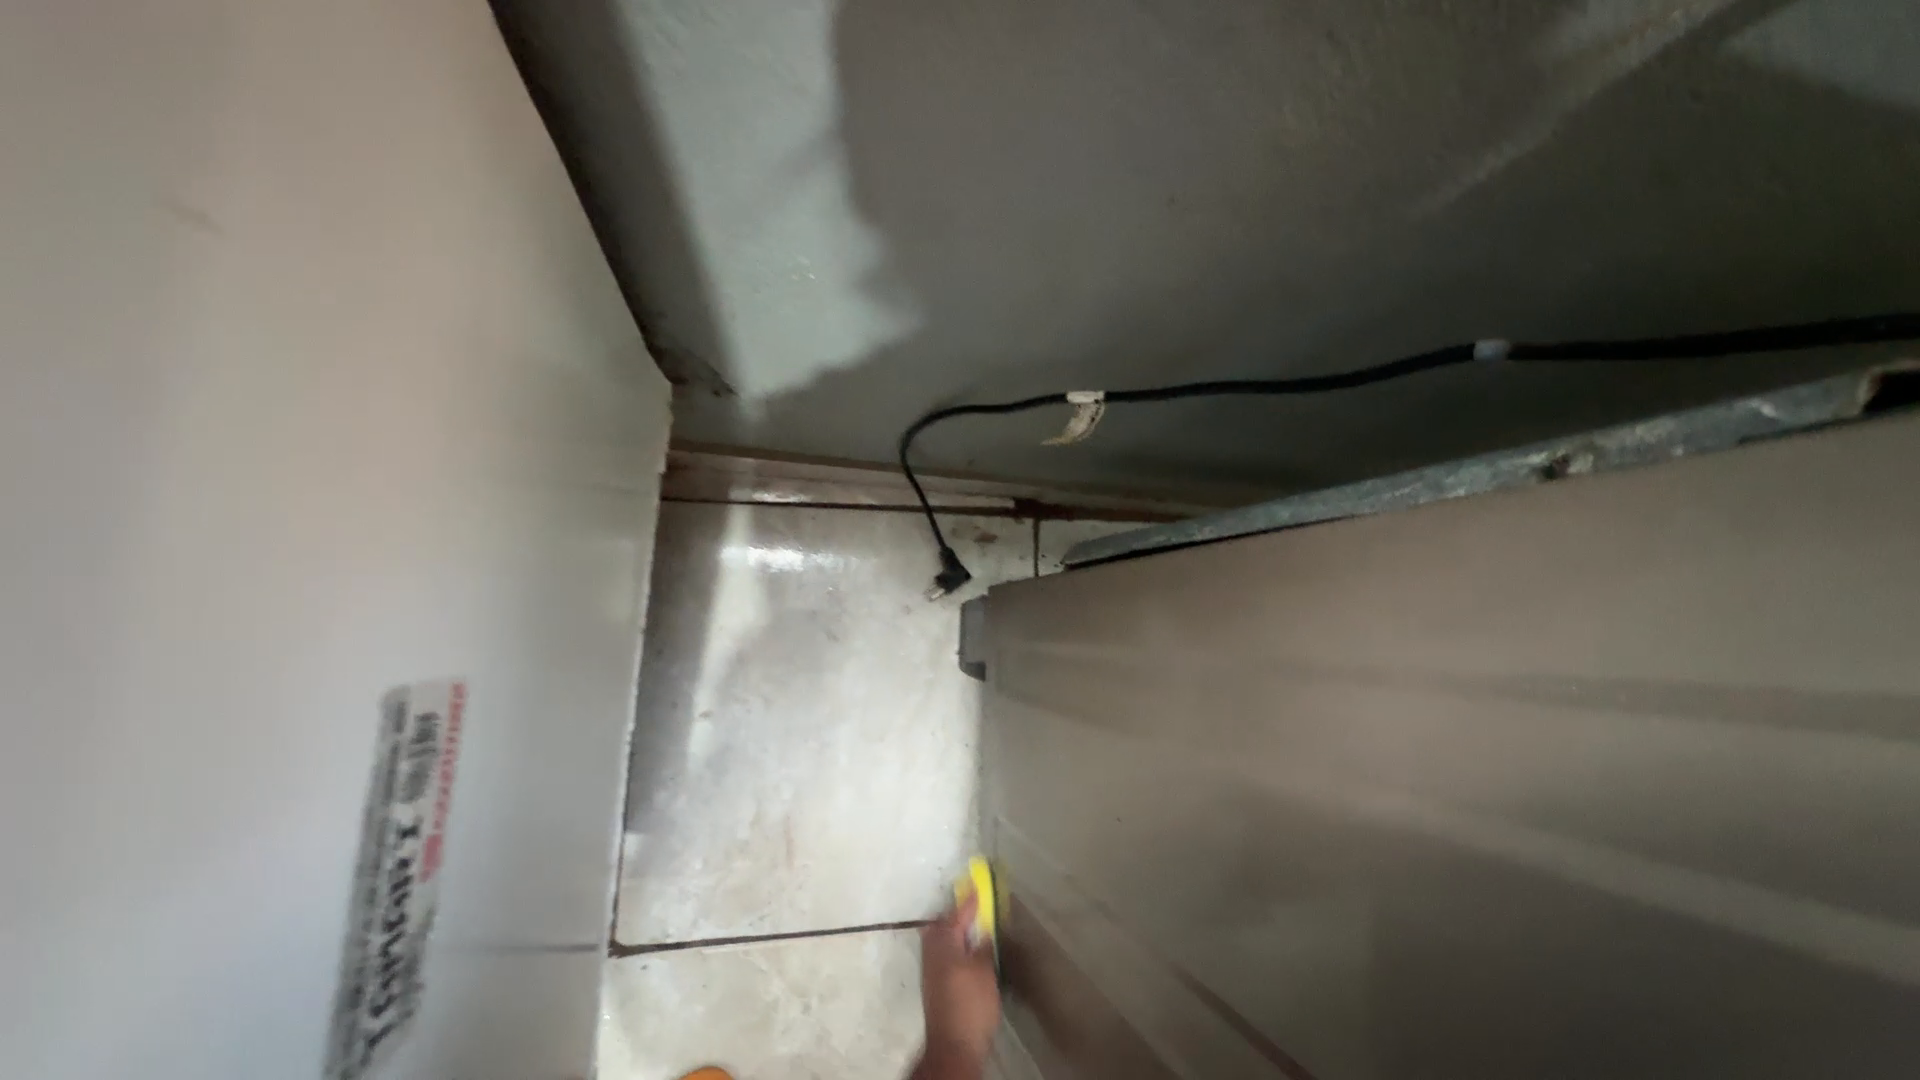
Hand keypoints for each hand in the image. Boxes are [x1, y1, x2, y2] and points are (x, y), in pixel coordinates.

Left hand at [919, 894, 1001, 1063]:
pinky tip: (963, 953)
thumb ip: (982, 947)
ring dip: (951, 930)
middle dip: (955, 914)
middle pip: (941, 925)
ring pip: (938, 940)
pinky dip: (950, 945)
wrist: (953, 1045)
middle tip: (972, 909)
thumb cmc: (971, 1005)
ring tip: (970, 929)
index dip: (969, 902)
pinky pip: (940, 953)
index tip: (978, 886)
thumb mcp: (984, 972)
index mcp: (945, 945)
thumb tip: (981, 932)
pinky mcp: (932, 984)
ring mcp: (930, 969)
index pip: (957, 915)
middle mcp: (932, 953)